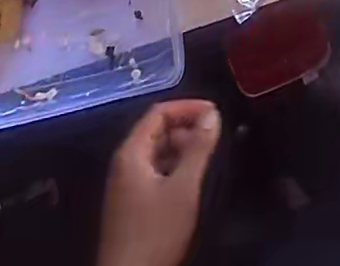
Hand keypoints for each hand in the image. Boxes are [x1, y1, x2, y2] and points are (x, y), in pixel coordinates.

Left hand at [97, 100, 220, 265]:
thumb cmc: (155, 233)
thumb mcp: (184, 187)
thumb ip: (199, 147)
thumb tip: (212, 113)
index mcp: (131, 153)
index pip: (159, 112)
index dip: (187, 107)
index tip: (214, 113)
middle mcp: (125, 164)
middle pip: (157, 130)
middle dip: (187, 127)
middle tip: (213, 137)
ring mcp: (126, 185)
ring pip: (158, 151)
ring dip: (183, 147)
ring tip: (207, 157)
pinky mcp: (132, 204)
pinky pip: (155, 170)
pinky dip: (175, 166)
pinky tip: (192, 179)